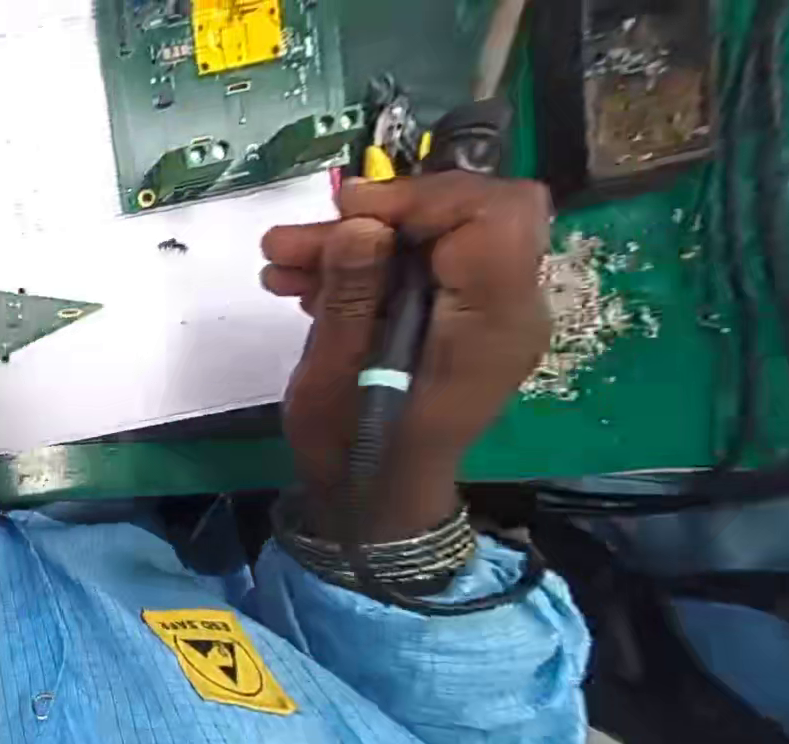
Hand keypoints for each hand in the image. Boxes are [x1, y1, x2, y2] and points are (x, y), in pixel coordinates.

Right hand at [259, 173, 552, 538]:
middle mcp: (508, 308)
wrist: (372, 498)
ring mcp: (486, 314)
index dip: (416, 199)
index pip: (488, 217)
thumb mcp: (333, 379)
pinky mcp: (456, 323)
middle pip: (469, 218)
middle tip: (294, 238)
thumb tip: (356, 225)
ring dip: (358, 245)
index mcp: (488, 325)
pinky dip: (365, 271)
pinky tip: (303, 284)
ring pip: (436, 244)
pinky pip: (422, 275)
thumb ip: (350, 300)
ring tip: (279, 263)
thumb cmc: (349, 449)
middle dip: (379, 217)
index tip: (338, 211)